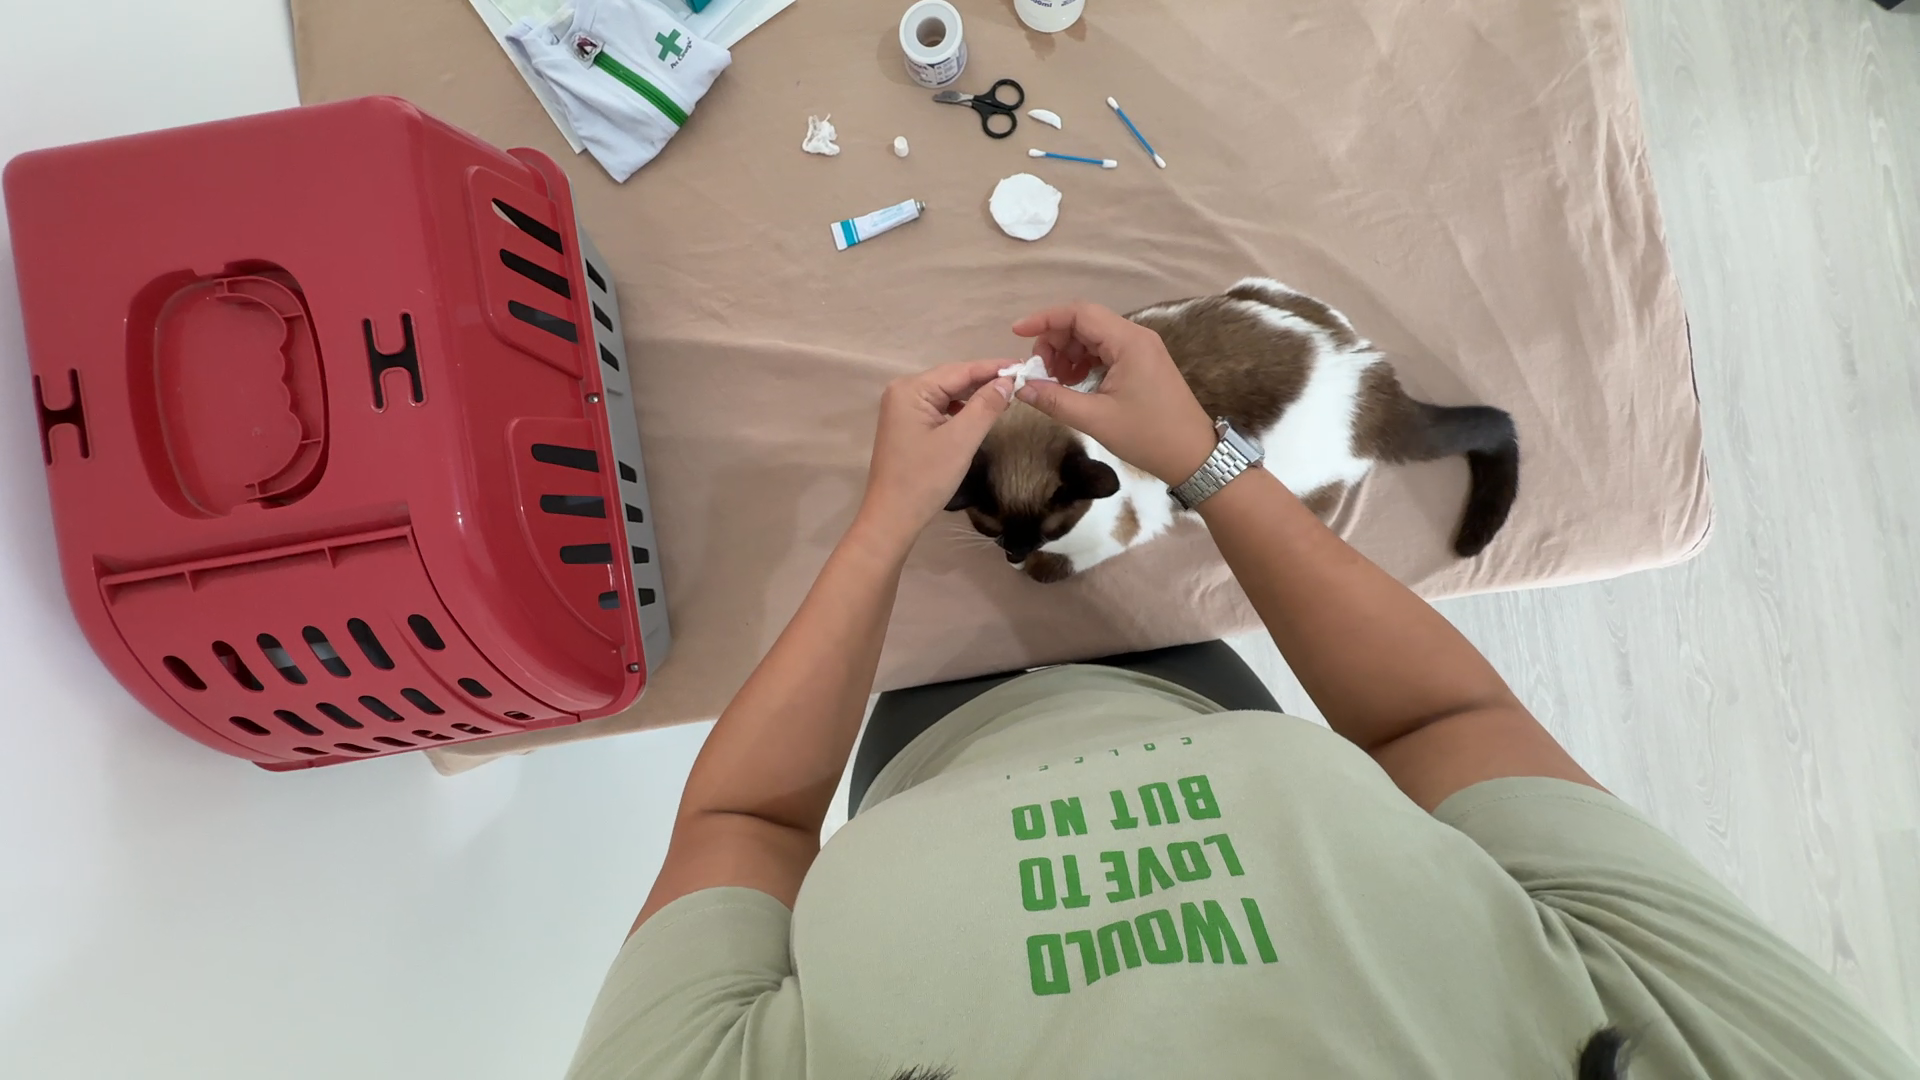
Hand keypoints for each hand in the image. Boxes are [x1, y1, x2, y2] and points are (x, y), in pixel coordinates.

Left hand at [857, 360, 1013, 551]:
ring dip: (974, 396)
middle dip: (985, 380)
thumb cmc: (925, 479)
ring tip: (1005, 396)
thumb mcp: (960, 440)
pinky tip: (978, 414)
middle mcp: (903, 392)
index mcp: (911, 390)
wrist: (893, 517)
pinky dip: (960, 410)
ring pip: (946, 394)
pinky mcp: (906, 426)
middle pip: (952, 379)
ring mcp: (902, 409)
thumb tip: (1007, 381)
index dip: (993, 367)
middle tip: (1020, 380)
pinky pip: (939, 409)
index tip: (1024, 365)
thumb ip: (985, 407)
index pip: (960, 370)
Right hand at [1012, 303, 1217, 484]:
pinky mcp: (1141, 365)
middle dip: (1055, 342)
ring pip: (1092, 338)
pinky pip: (1104, 352)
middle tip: (1039, 372)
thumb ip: (1055, 400)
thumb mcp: (1096, 419)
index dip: (1045, 319)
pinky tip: (1073, 385)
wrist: (1192, 455)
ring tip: (1055, 382)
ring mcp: (1140, 350)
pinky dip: (1082, 363)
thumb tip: (1021, 387)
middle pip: (1084, 323)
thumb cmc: (1148, 435)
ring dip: (1067, 354)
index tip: (1017, 333)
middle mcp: (1135, 337)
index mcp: (1128, 342)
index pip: (1079, 313)